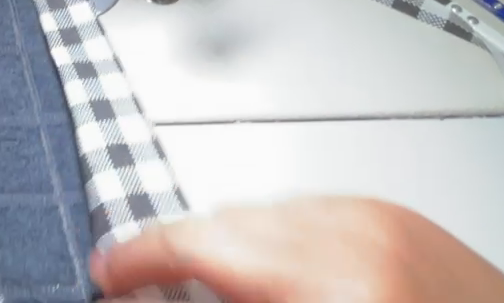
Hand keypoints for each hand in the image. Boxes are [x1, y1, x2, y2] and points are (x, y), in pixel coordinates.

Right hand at [91, 197, 503, 301]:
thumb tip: (164, 293)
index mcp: (336, 282)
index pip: (199, 243)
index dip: (139, 257)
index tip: (108, 273)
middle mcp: (352, 230)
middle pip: (222, 221)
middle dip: (186, 255)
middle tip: (157, 289)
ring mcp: (377, 213)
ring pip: (258, 210)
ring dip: (233, 248)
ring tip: (233, 290)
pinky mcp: (395, 212)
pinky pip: (302, 209)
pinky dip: (278, 239)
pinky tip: (288, 276)